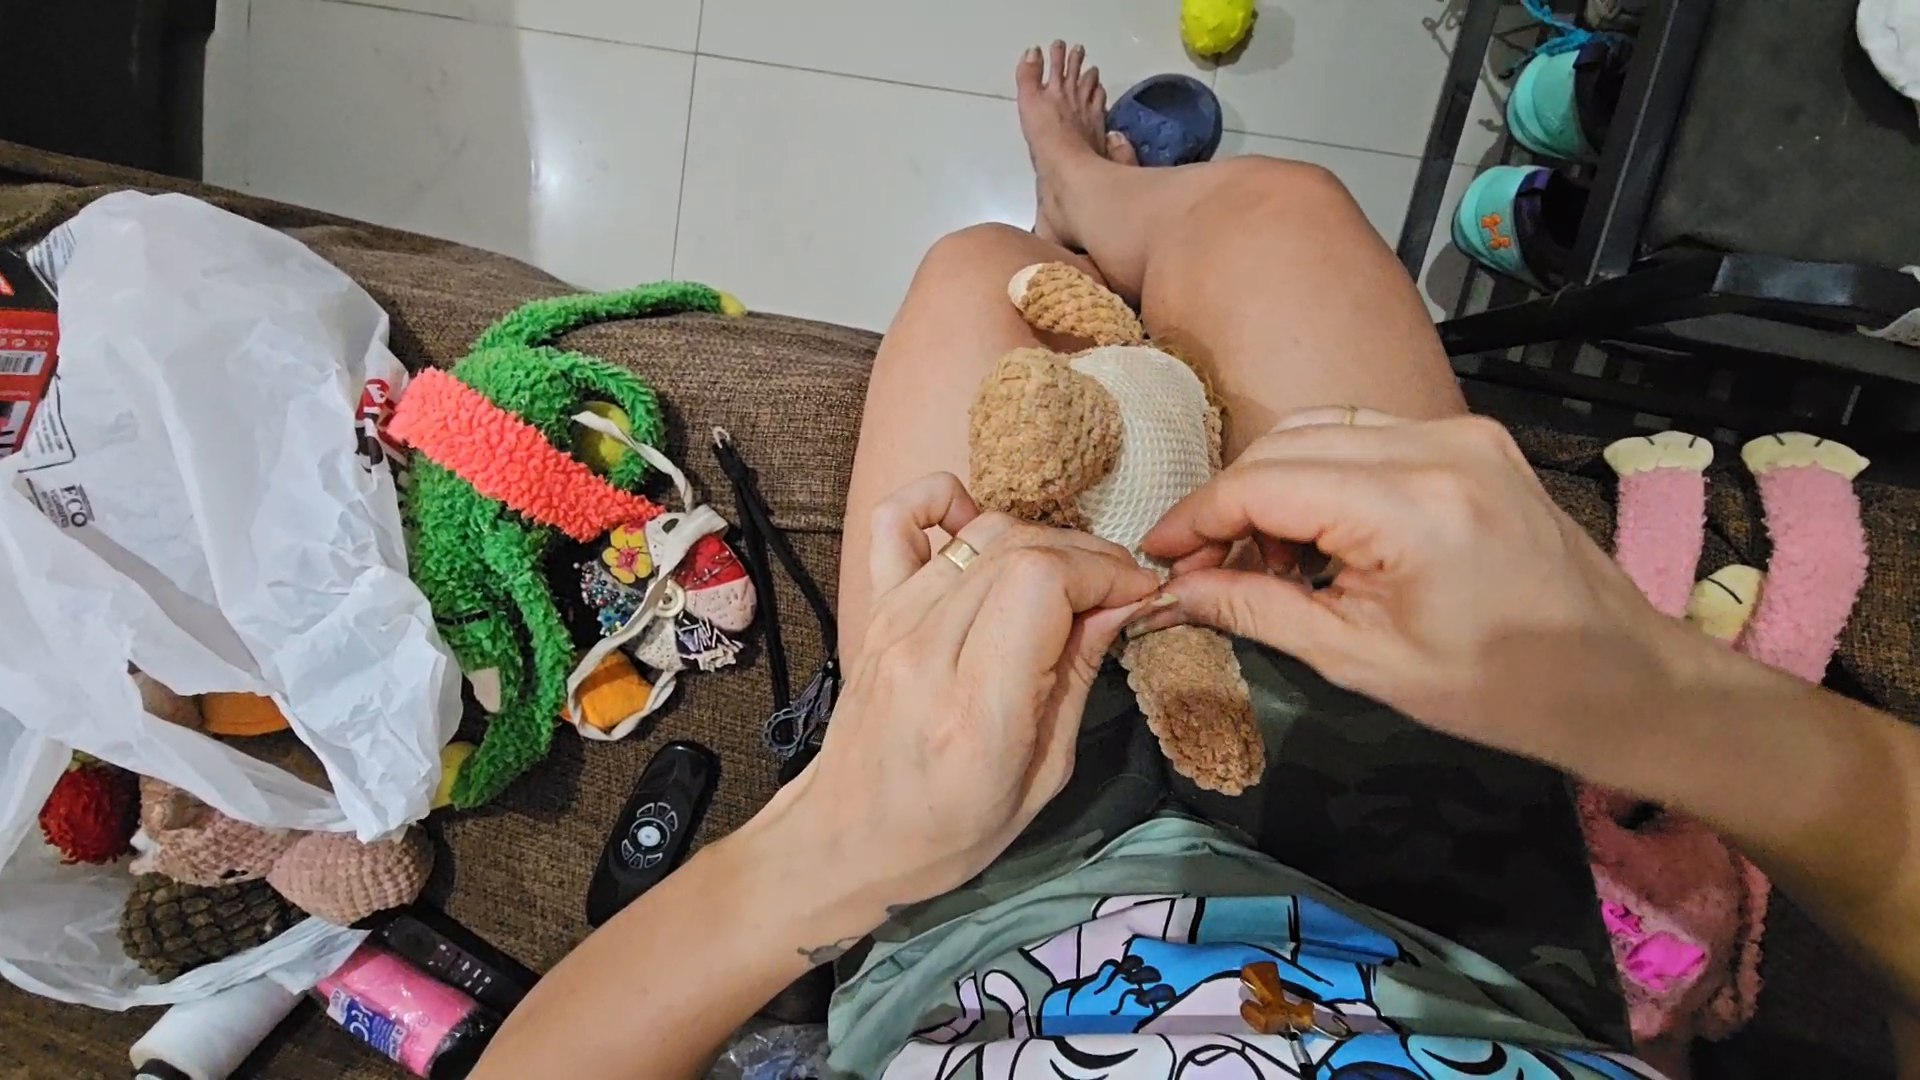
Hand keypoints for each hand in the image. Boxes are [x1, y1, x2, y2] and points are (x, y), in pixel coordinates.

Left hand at [773, 473, 1158, 909]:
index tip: (1136, 592)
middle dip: (1086, 556)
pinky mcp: (873, 607)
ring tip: (1068, 574)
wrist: (850, 835)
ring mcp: (892, 620)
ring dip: (1041, 539)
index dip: (1102, 572)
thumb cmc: (953, 828)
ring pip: (979, 532)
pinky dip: (942, 499)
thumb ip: (1078, 674)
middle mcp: (927, 648)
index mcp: (975, 706)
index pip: (1041, 583)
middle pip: (1017, 548)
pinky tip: (975, 524)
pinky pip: (897, 519)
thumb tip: (1121, 601)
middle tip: (1115, 588)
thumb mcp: (1044, 772)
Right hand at [1139, 413, 1687, 761]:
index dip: (1194, 516)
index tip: (1157, 553)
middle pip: (1278, 448)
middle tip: (1201, 566)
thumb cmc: (1494, 688)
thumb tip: (1174, 592)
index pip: (1260, 484)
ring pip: (1311, 432)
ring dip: (1265, 487)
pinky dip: (1310, 475)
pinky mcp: (1465, 436)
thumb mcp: (1358, 660)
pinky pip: (1355, 435)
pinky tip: (1310, 530)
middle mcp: (1435, 445)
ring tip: (1258, 554)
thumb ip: (1255, 611)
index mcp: (1412, 509)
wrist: (1623, 678)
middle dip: (1224, 505)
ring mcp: (1456, 431)